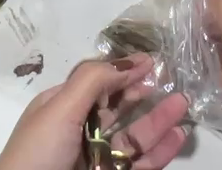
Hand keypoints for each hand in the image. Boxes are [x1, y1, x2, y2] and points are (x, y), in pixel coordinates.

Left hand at [0, 55, 188, 169]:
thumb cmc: (38, 153)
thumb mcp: (60, 109)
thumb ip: (92, 82)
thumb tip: (127, 61)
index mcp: (60, 108)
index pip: (96, 82)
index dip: (121, 71)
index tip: (150, 61)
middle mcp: (79, 132)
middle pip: (117, 108)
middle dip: (142, 93)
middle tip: (172, 79)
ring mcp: (96, 160)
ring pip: (132, 137)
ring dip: (157, 120)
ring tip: (183, 103)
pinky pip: (138, 164)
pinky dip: (159, 152)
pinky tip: (177, 136)